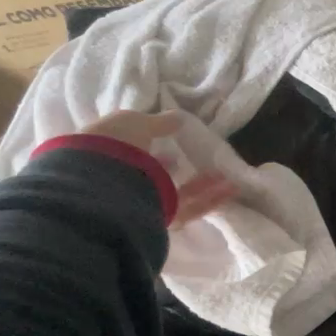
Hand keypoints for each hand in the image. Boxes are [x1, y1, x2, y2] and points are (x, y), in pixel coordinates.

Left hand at [79, 111, 236, 227]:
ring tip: (225, 174)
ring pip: (177, 192)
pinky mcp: (165, 218)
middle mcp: (121, 182)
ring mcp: (143, 202)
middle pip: (153, 175)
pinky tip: (231, 188)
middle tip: (197, 157)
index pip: (129, 151)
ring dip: (202, 184)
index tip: (170, 139)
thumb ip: (158, 122)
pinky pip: (193, 207)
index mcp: (105, 157)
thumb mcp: (133, 123)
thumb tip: (178, 118)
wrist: (105, 185)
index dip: (150, 144)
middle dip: (175, 167)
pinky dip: (213, 198)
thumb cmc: (113, 148)